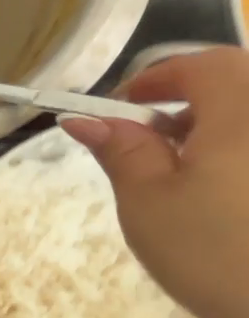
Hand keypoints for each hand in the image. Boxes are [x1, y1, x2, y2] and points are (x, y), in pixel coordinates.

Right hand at [60, 47, 248, 317]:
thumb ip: (122, 150)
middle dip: (192, 102)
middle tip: (152, 144)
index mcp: (246, 114)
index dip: (158, 77)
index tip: (119, 110)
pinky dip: (241, 153)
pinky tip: (231, 193)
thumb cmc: (212, 252)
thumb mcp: (148, 200)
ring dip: (221, 128)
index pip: (206, 65)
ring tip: (194, 173)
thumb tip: (84, 119)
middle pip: (242, 83)